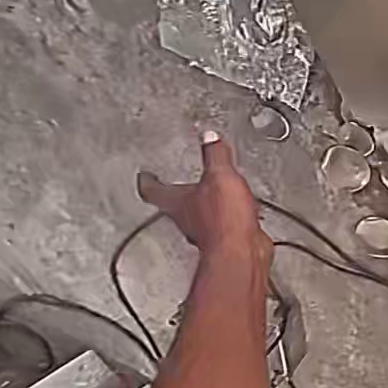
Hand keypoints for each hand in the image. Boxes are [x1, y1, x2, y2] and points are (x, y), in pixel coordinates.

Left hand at [138, 131, 272, 266]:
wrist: (242, 250)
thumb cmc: (224, 219)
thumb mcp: (221, 176)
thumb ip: (215, 156)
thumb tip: (210, 137)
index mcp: (177, 201)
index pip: (152, 189)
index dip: (147, 180)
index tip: (144, 175)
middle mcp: (187, 218)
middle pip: (174, 204)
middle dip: (178, 194)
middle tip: (178, 186)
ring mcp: (205, 230)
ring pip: (199, 216)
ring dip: (204, 207)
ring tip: (212, 198)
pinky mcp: (226, 238)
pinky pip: (223, 224)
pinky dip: (228, 217)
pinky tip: (238, 214)